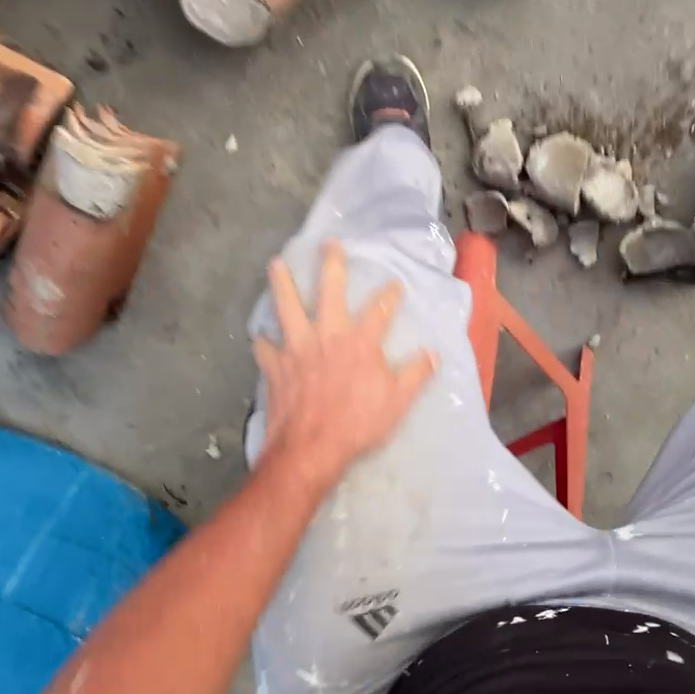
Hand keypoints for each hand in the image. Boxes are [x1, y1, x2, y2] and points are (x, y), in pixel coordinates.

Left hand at [252, 242, 437, 490]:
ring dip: (282, 284)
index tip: (395, 285)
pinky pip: (265, 347)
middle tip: (329, 244)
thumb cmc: (357, 424)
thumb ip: (415, 375)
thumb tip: (434, 355)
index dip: (389, 295)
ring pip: (287, 306)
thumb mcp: (397, 401)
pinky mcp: (275, 366)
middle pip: (329, 290)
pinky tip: (261, 335)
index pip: (380, 309)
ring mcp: (297, 348)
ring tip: (275, 264)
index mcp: (360, 341)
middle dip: (332, 265)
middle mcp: (328, 335)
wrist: (310, 448)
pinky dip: (263, 341)